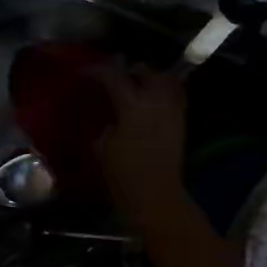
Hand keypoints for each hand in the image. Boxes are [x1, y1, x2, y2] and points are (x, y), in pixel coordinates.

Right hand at [94, 65, 187, 218]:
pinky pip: (175, 95)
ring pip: (165, 80)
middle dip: (128, 70)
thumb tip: (112, 118)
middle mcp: (156, 101)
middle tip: (114, 78)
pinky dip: (163, 91)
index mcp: (132, 107)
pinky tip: (151, 100)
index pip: (113, 78)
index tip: (84, 73)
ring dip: (149, 78)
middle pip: (145, 72)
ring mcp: (172, 110)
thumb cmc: (122, 175)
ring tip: (136, 85)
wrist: (155, 196)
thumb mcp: (101, 148)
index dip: (97, 72)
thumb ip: (107, 125)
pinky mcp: (181, 121)